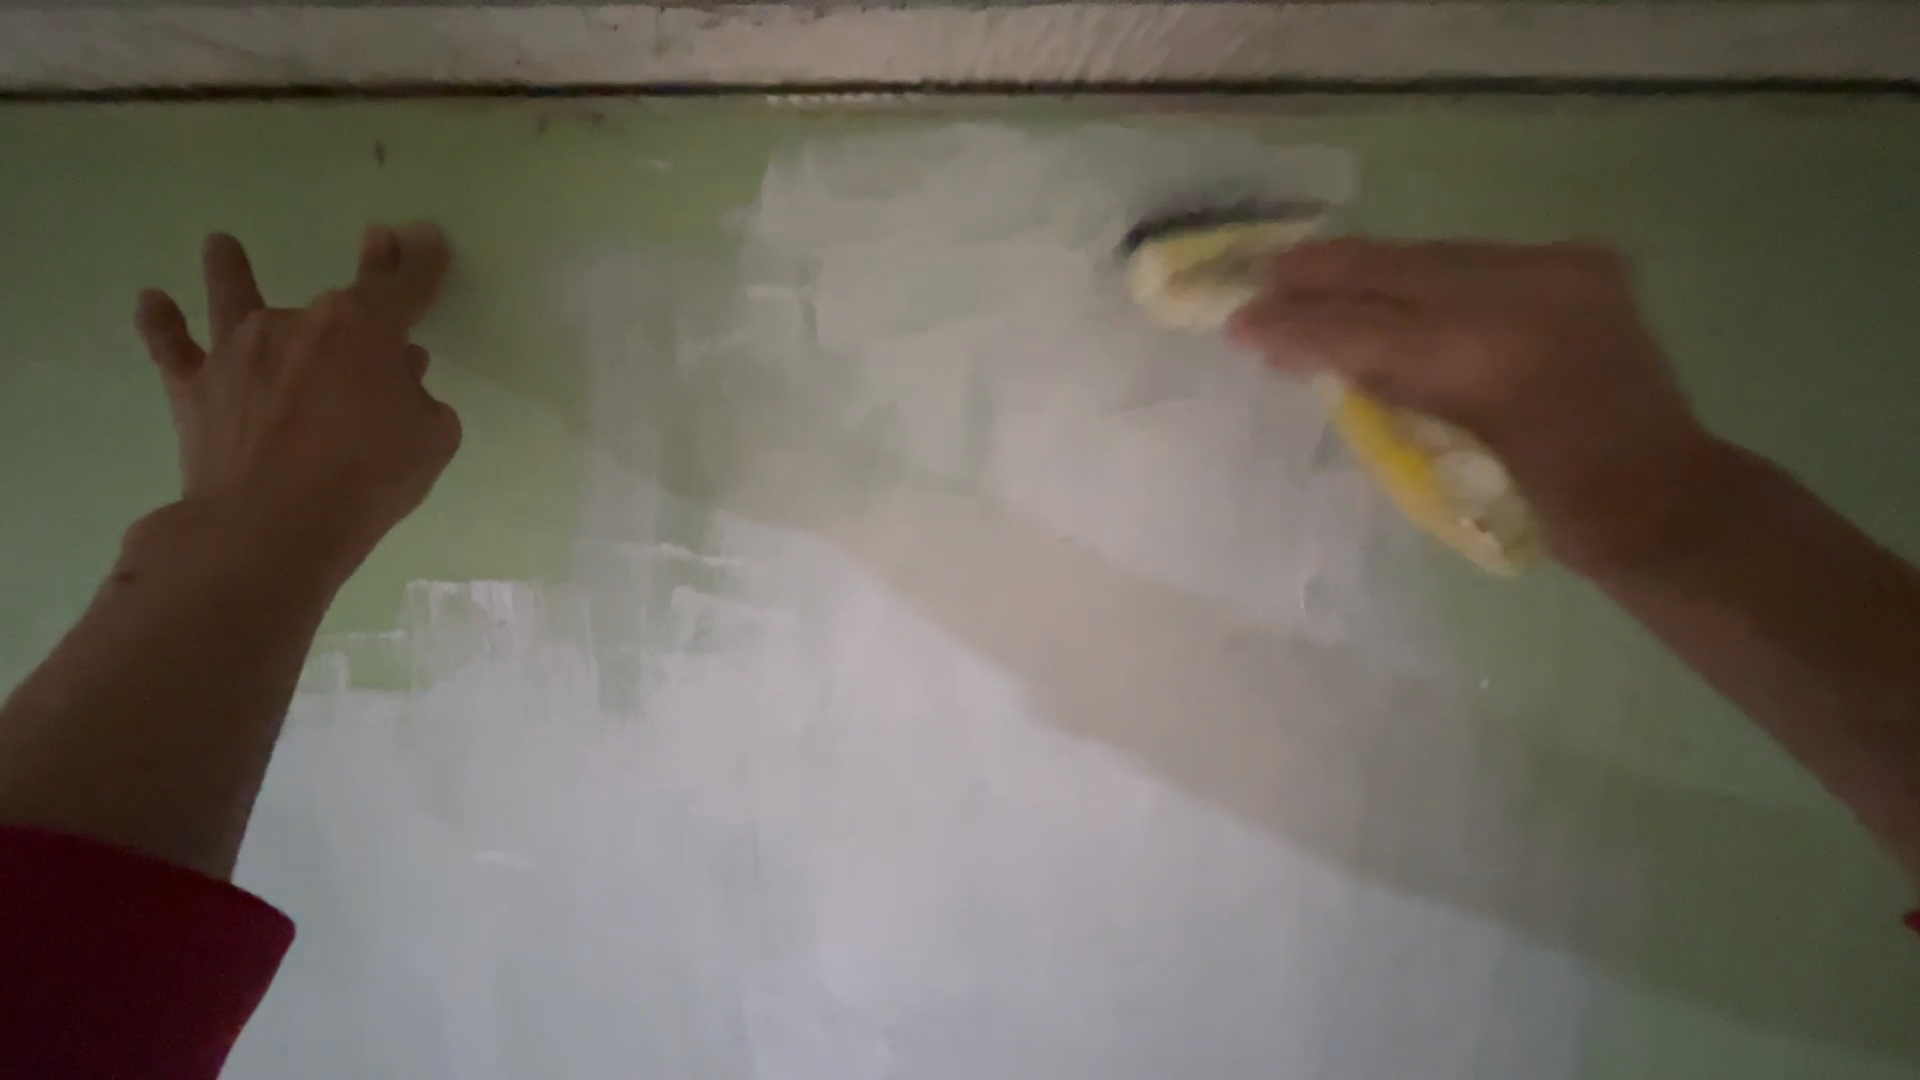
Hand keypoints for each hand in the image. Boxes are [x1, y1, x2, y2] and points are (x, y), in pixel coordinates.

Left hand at [132, 225, 461, 585]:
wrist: (275, 522)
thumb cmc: (373, 476)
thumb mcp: (433, 438)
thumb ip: (420, 398)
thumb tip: (398, 378)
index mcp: (366, 332)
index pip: (402, 286)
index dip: (420, 263)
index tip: (426, 237)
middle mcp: (299, 324)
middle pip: (337, 298)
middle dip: (365, 280)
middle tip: (378, 266)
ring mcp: (239, 350)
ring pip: (233, 298)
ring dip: (230, 269)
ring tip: (221, 244)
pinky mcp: (195, 384)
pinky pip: (171, 344)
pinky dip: (161, 323)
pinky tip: (153, 301)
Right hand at [1229, 239, 1722, 573]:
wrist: (1656, 494)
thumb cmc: (1535, 507)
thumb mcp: (1436, 459)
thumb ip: (1375, 391)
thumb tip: (1302, 356)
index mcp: (1488, 361)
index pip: (1365, 328)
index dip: (1297, 324)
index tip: (1238, 322)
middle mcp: (1527, 296)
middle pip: (1393, 273)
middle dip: (1319, 277)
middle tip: (1259, 278)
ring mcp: (1560, 269)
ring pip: (1428, 255)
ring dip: (1360, 267)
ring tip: (1302, 270)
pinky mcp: (1577, 262)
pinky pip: (1468, 258)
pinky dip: (1414, 270)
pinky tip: (1376, 277)